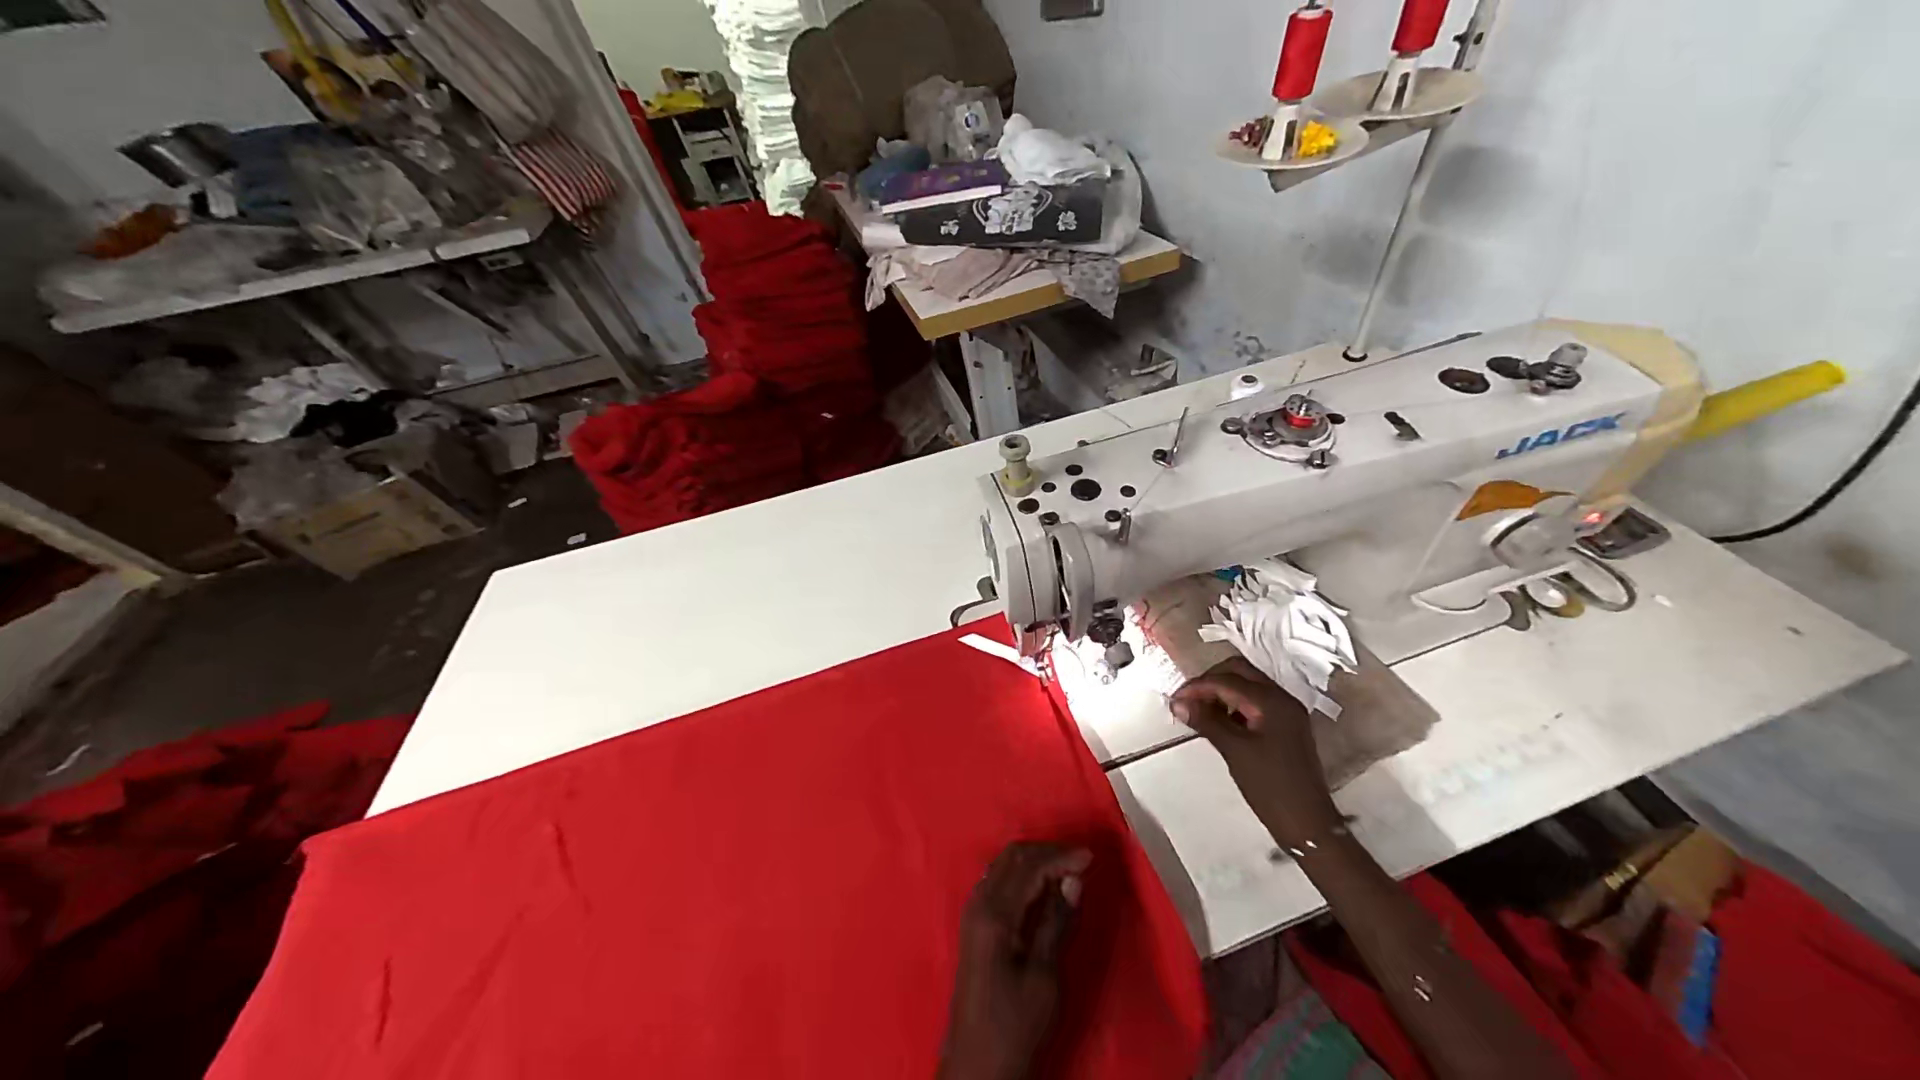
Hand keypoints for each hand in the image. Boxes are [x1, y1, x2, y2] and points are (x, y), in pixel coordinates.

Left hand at [937, 842, 1091, 1079]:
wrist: (976, 1066)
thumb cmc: (1014, 1026)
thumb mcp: (1044, 978)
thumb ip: (1056, 923)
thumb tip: (1073, 879)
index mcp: (993, 913)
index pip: (1028, 866)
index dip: (1061, 856)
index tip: (1091, 857)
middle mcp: (978, 903)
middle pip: (1012, 857)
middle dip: (1047, 852)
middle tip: (1081, 860)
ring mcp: (972, 913)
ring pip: (1004, 866)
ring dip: (1034, 861)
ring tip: (1068, 870)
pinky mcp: (974, 925)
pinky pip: (999, 882)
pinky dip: (1023, 876)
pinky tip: (1043, 888)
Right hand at [1170, 658, 1342, 847]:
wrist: (1307, 823)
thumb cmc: (1270, 787)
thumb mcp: (1234, 750)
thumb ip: (1206, 721)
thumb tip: (1178, 703)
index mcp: (1272, 701)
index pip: (1226, 680)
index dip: (1197, 687)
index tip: (1175, 701)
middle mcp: (1282, 699)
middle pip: (1239, 671)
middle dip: (1210, 680)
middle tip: (1187, 700)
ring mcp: (1286, 712)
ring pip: (1247, 684)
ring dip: (1221, 691)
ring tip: (1199, 711)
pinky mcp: (1285, 725)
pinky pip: (1255, 701)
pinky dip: (1234, 703)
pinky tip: (1219, 720)